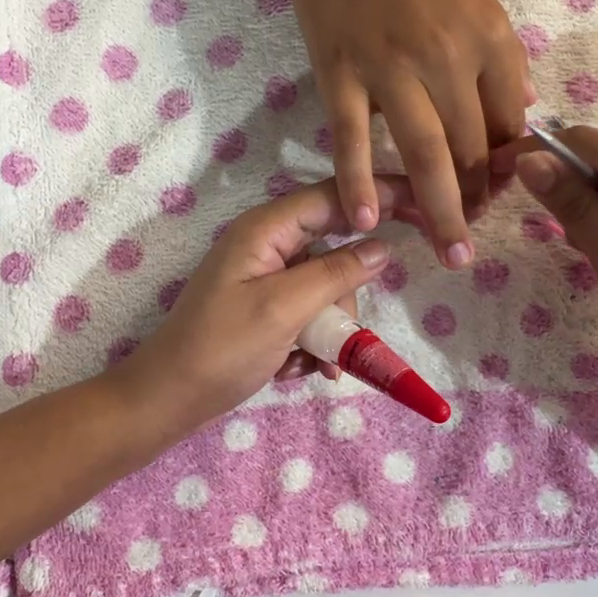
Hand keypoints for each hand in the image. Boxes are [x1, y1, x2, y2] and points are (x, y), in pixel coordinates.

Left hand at [116, 176, 416, 430]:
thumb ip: (337, 273)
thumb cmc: (222, 348)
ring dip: (327, 331)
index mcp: (266, 229)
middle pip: (335, 252)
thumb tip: (383, 247)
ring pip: (326, 292)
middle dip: (343, 300)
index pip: (335, 197)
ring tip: (311, 364)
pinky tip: (295, 369)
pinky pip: (308, 315)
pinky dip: (310, 343)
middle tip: (341, 337)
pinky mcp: (265, 309)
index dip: (382, 197)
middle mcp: (268, 245)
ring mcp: (265, 279)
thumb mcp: (284, 309)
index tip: (428, 206)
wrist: (168, 399)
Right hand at [265, 0, 531, 269]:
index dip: (509, 165)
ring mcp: (390, 70)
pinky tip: (366, 220)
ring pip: (425, 157)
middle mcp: (448, 59)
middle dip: (478, 200)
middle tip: (472, 240)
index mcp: (489, 33)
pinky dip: (359, 183)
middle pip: (473, 149)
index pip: (511, 119)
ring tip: (449, 254)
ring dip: (440, 212)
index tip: (499, 190)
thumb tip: (507, 109)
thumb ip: (490, 50)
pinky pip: (353, 141)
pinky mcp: (340, 75)